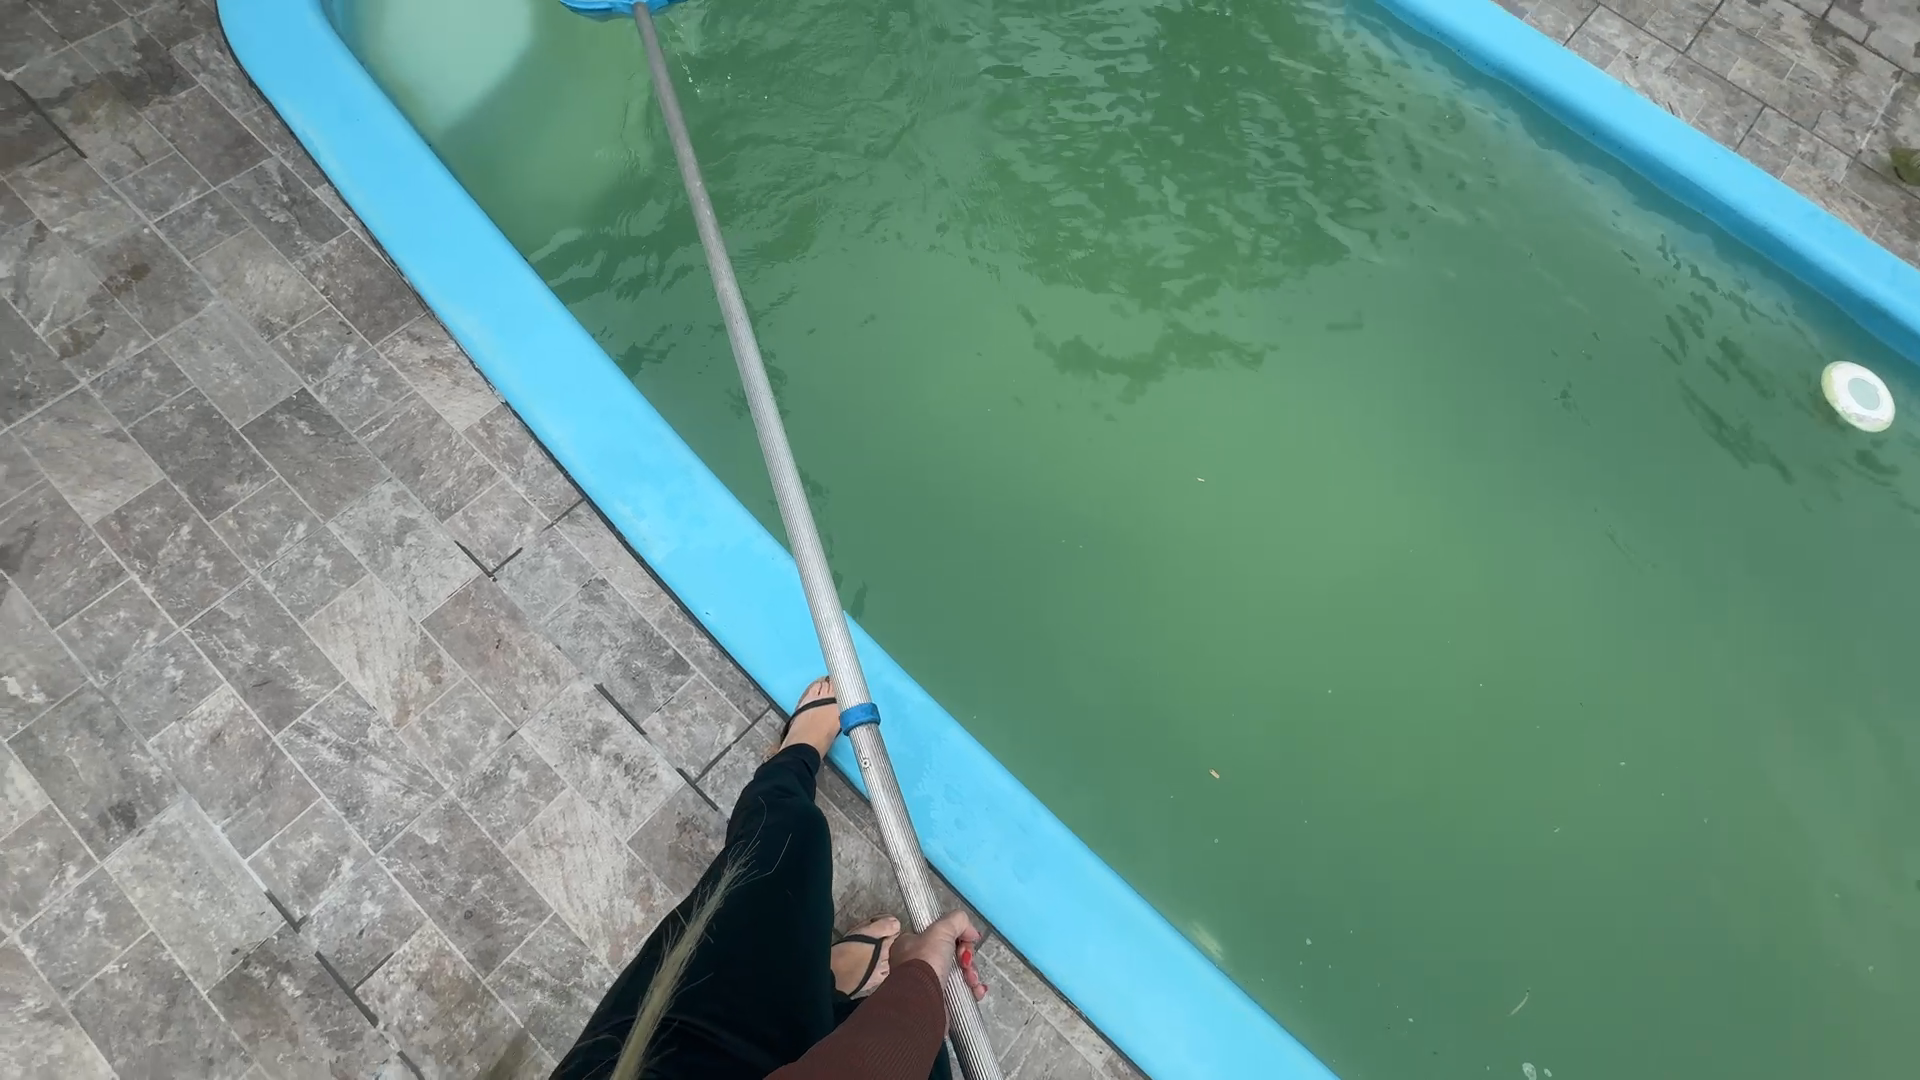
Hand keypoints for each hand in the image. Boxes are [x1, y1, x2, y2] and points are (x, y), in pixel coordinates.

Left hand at [890, 909, 987, 1000]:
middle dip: (966, 957)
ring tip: (972, 981)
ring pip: (958, 973)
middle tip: (966, 962)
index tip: (966, 939)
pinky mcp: (939, 1001)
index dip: (956, 935)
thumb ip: (957, 920)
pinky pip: (961, 991)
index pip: (938, 933)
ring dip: (971, 974)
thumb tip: (970, 930)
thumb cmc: (925, 963)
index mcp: (910, 943)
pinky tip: (977, 991)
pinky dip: (972, 990)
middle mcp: (916, 963)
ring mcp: (928, 984)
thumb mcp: (941, 930)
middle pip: (952, 953)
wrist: (922, 1004)